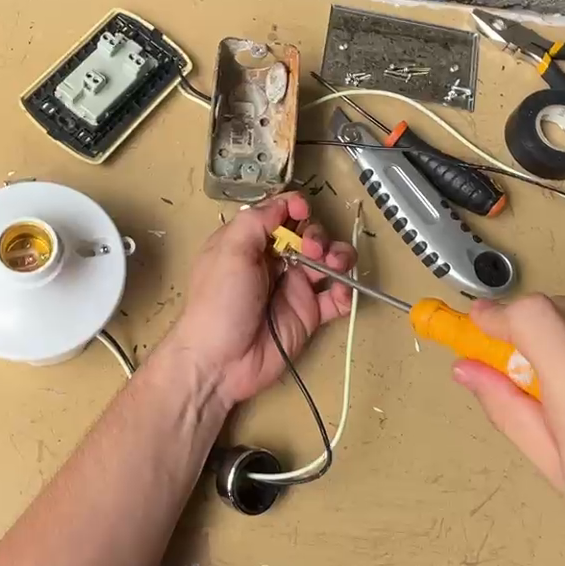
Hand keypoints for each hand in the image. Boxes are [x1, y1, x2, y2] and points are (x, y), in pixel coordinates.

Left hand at [154, 193, 354, 408]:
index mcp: (248, 243)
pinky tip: (341, 293)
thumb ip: (256, 221)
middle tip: (312, 249)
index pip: (279, 214)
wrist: (221, 361)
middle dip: (318, 234)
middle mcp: (272, 262)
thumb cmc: (218, 303)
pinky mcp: (307, 314)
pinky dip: (346, 292)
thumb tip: (282, 204)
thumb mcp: (229, 250)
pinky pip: (336, 298)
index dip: (294, 207)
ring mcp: (292, 288)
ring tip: (335, 266)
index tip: (301, 211)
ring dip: (339, 257)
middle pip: (308, 235)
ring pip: (328, 262)